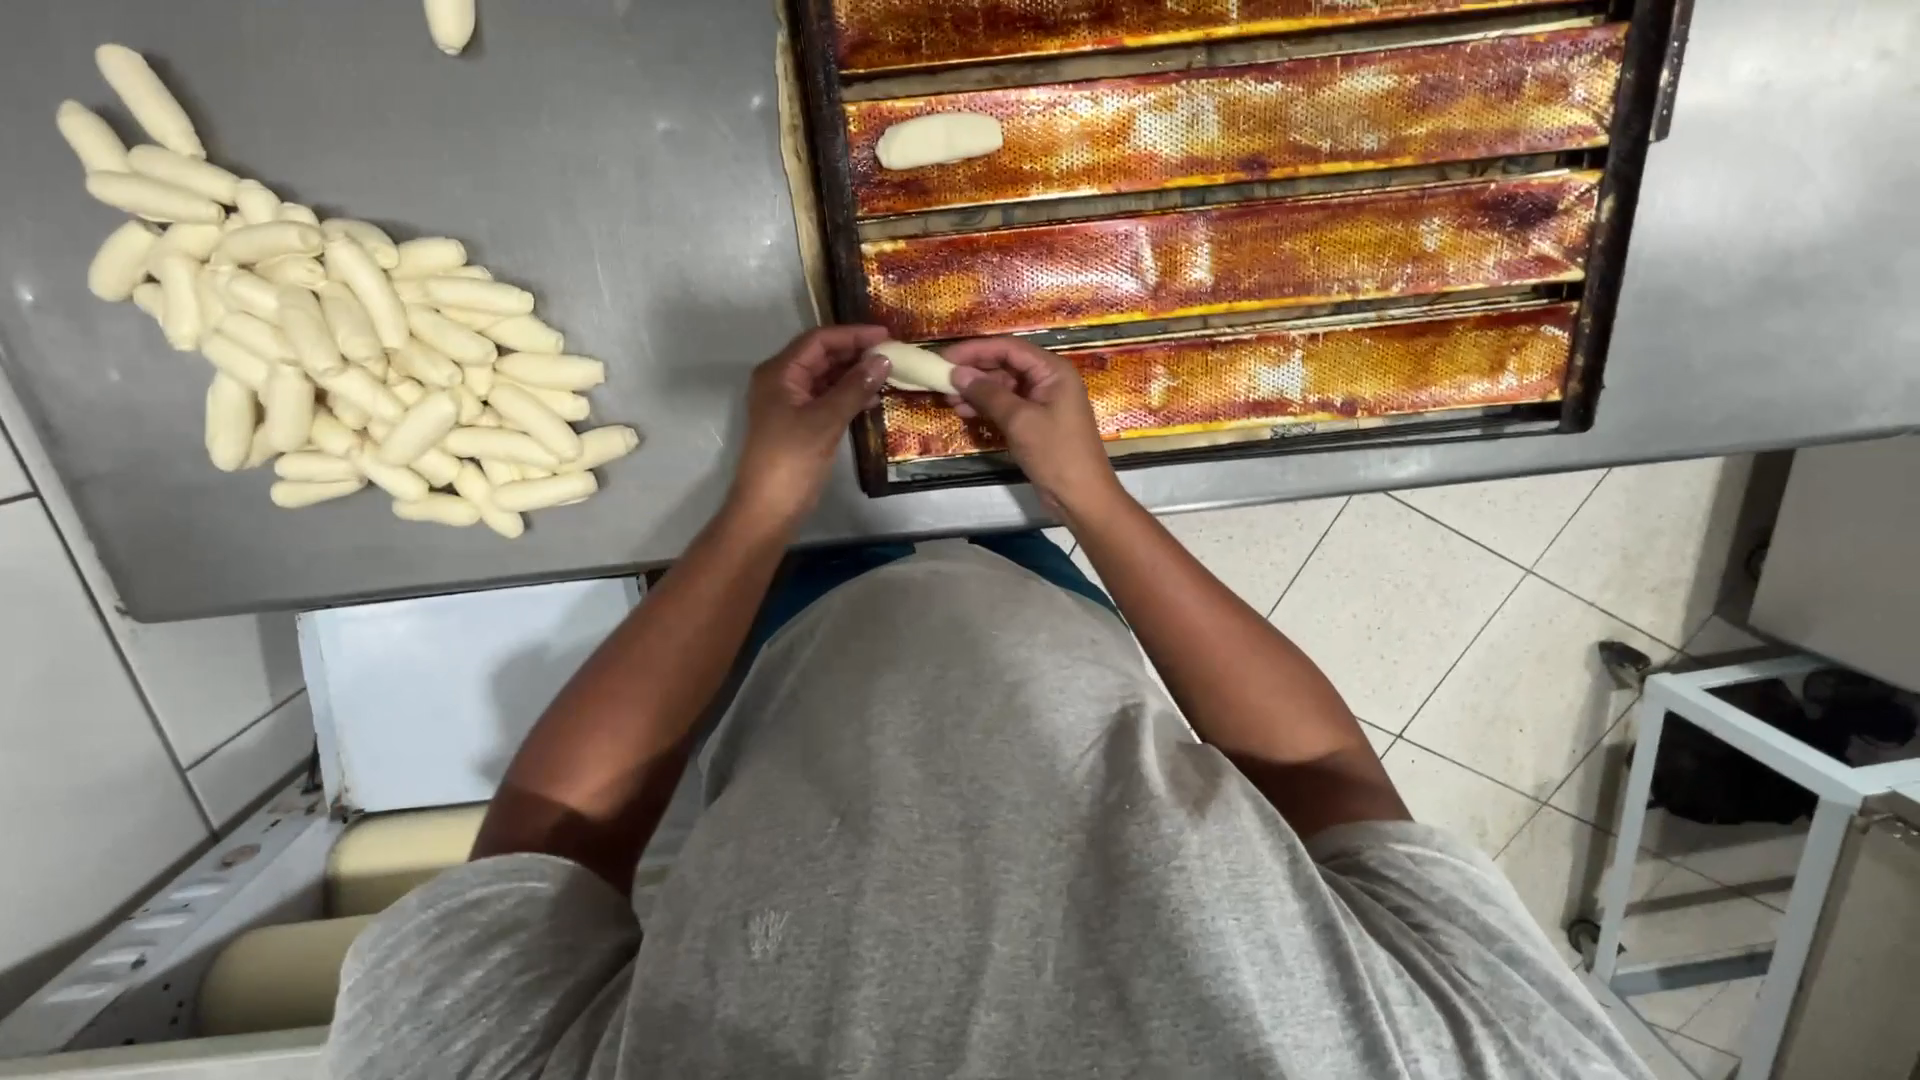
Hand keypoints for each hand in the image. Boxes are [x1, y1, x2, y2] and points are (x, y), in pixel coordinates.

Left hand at [730, 325, 891, 528]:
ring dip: (855, 375)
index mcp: (779, 373)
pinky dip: (850, 396)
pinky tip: (874, 398)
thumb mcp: (825, 420)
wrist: (769, 508)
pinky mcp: (802, 424)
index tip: (887, 335)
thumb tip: (883, 359)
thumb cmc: (791, 460)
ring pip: (827, 379)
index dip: (852, 335)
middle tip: (893, 354)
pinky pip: (828, 399)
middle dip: (856, 354)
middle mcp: (783, 382)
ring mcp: (792, 404)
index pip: (819, 341)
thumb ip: (854, 387)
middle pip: (823, 357)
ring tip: (889, 373)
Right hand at [943, 337, 1121, 516]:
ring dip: (976, 391)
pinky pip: (1006, 406)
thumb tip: (957, 373)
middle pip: (1005, 365)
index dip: (975, 350)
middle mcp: (1048, 381)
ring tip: (948, 398)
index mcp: (1052, 371)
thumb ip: (988, 394)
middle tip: (941, 379)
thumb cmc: (1055, 453)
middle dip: (974, 371)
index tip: (945, 358)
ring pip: (1003, 387)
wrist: (1080, 496)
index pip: (1009, 348)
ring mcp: (1041, 402)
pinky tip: (963, 412)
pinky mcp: (1034, 423)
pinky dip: (985, 408)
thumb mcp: (1019, 421)